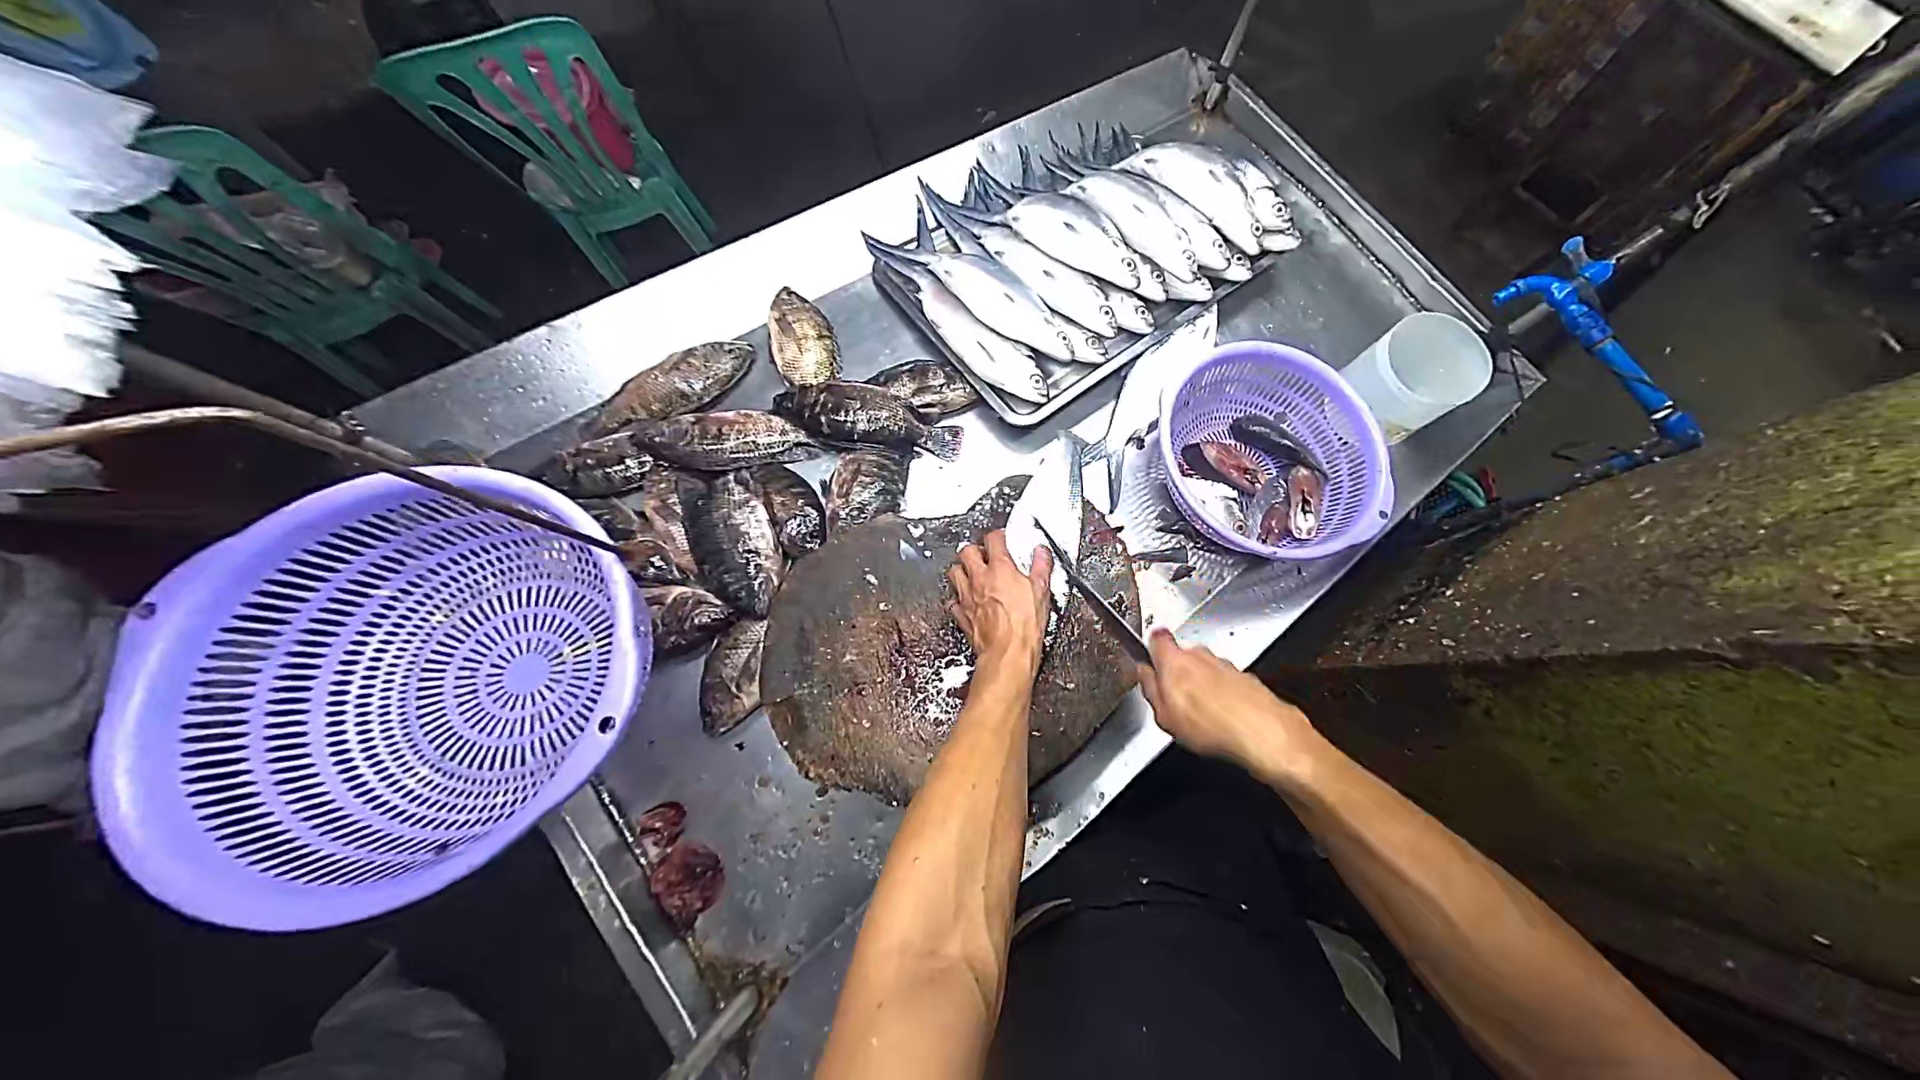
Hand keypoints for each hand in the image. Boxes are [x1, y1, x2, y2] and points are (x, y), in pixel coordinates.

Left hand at [947, 530, 1052, 680]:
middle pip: (966, 551)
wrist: (1008, 653)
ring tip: (971, 572)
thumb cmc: (1024, 626)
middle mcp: (979, 579)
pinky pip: (954, 601)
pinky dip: (958, 598)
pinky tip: (967, 600)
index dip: (998, 536)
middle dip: (974, 550)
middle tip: (983, 554)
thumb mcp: (1042, 592)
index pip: (993, 539)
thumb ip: (1041, 567)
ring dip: (961, 570)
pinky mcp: (962, 615)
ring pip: (954, 573)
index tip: (1002, 538)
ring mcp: (968, 597)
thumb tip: (1041, 553)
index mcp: (1000, 569)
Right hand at [1136, 628, 1324, 785]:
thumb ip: (1149, 688)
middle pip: (1182, 656)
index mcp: (1174, 659)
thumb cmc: (1213, 725)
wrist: (1263, 733)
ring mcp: (1226, 665)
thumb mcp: (1163, 715)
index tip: (1150, 661)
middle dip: (1178, 673)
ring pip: (1206, 669)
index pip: (1157, 638)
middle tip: (1174, 699)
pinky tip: (1222, 718)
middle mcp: (1201, 655)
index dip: (1152, 648)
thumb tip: (1144, 674)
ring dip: (1202, 685)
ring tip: (1201, 716)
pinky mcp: (1247, 679)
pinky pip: (1227, 683)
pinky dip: (1223, 695)